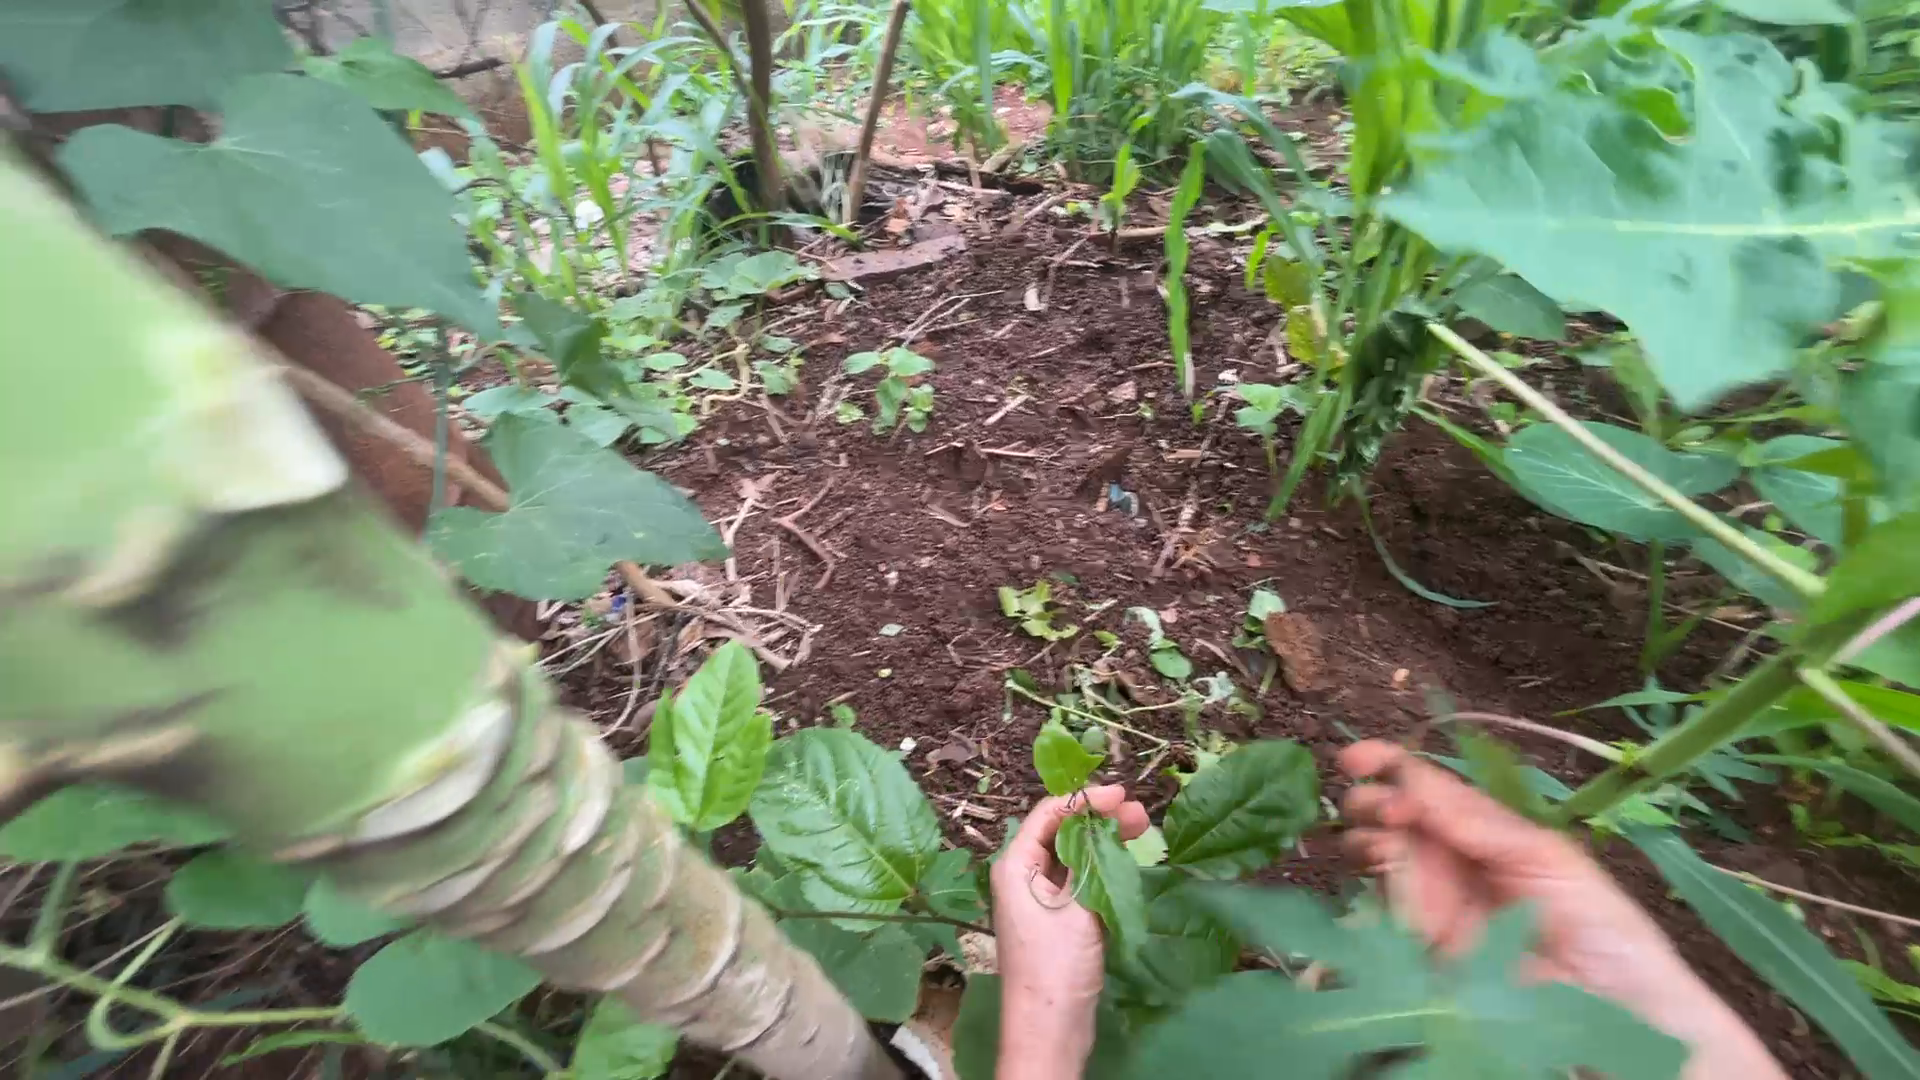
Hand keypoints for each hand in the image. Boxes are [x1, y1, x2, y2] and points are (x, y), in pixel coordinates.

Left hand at [989, 785, 1147, 1079]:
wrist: (1050, 1031)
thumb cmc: (1056, 966)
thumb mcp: (1076, 907)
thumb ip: (1087, 861)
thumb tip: (1100, 822)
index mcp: (1016, 864)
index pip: (1049, 814)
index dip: (1083, 799)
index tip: (1119, 794)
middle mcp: (1023, 873)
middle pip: (1062, 831)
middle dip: (1098, 817)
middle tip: (1138, 811)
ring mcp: (1040, 896)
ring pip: (1073, 854)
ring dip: (1103, 839)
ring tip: (1139, 827)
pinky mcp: (1058, 916)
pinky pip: (1078, 878)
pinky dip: (1101, 865)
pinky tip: (1125, 858)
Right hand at [1340, 740, 1785, 1079]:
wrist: (1617, 1011)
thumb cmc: (1600, 923)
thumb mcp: (1547, 855)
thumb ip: (1479, 821)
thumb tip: (1411, 789)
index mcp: (1473, 824)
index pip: (1417, 782)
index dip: (1383, 762)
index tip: (1353, 759)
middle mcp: (1441, 852)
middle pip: (1381, 809)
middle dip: (1370, 799)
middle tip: (1388, 811)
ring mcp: (1425, 894)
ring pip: (1368, 847)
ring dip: (1365, 835)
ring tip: (1386, 844)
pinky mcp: (1414, 938)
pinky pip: (1375, 900)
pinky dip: (1370, 879)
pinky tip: (1386, 875)